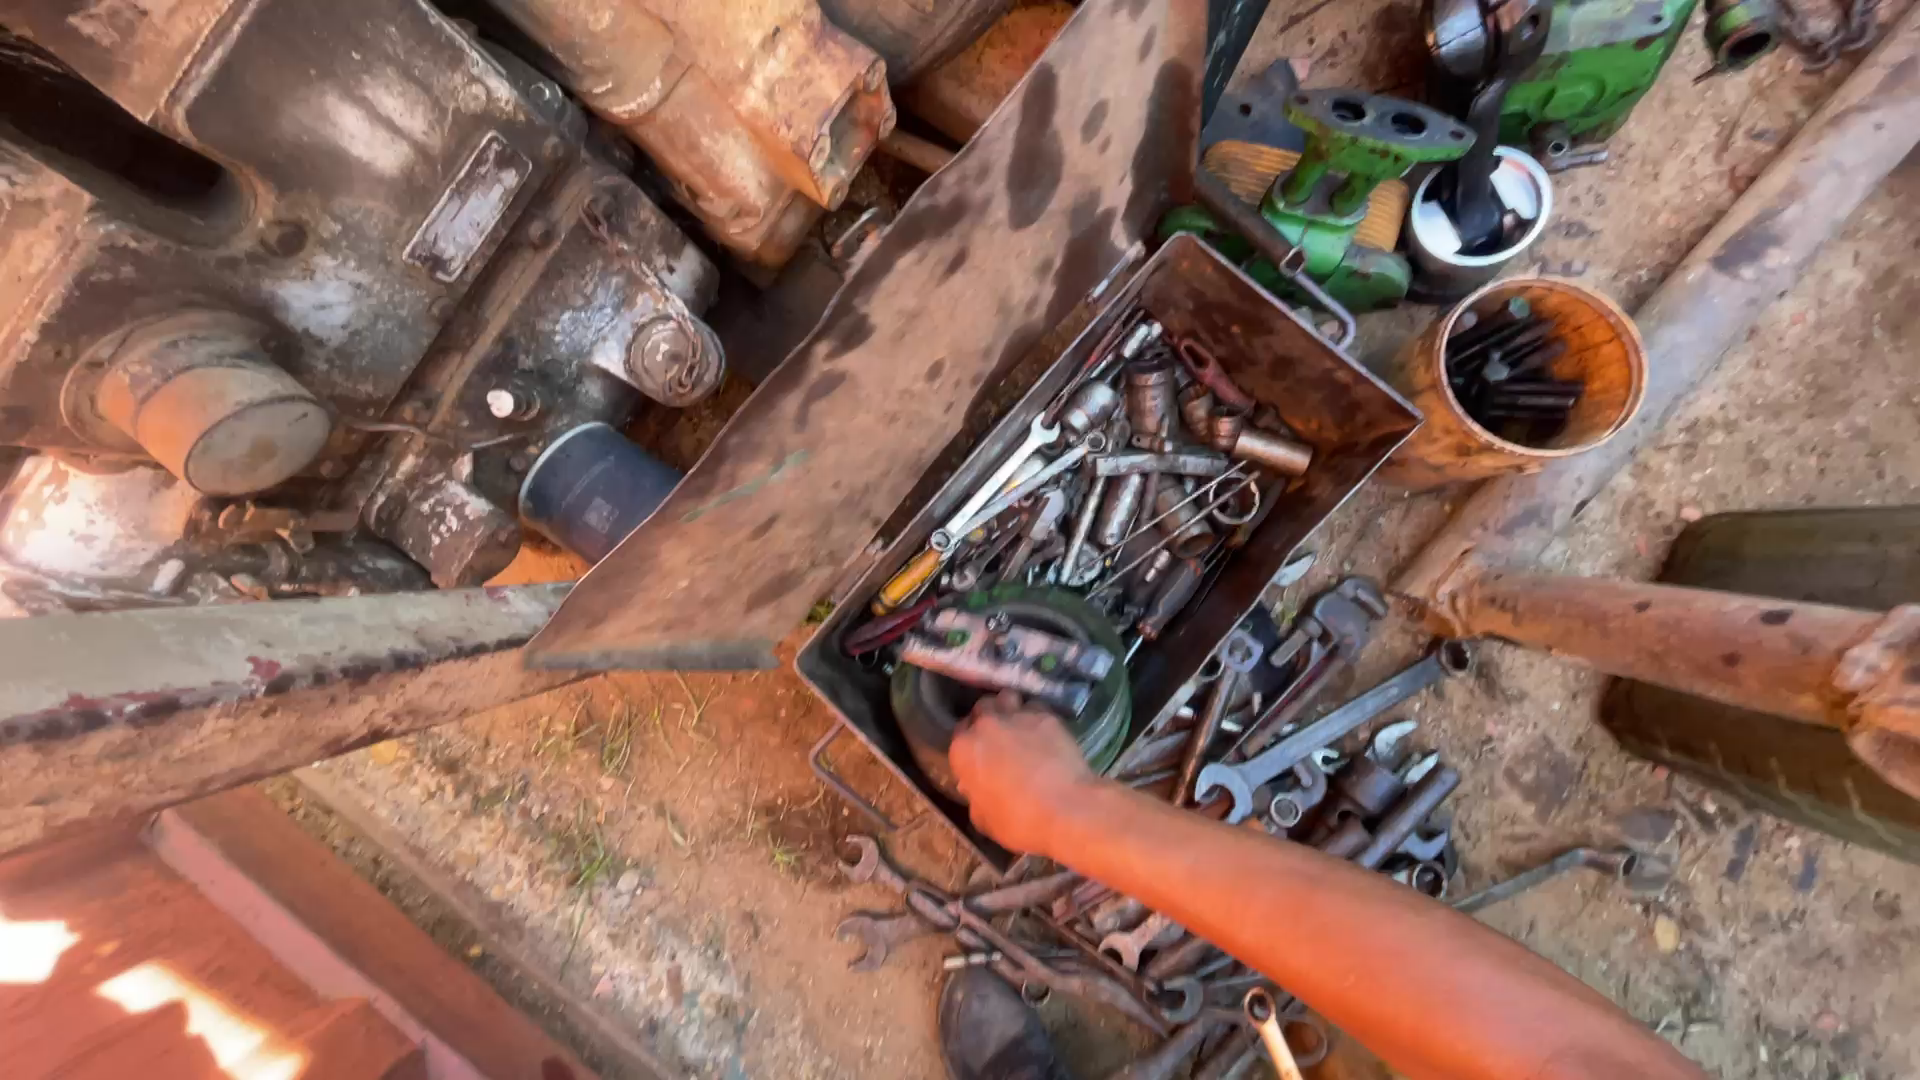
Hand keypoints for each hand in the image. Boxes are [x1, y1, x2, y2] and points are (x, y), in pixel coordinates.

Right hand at [948, 692, 1102, 855]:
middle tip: (999, 736)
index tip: (979, 754)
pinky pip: (1036, 706)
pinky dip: (1037, 715)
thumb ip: (975, 797)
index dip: (970, 742)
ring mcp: (1018, 716)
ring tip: (1019, 724)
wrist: (1067, 809)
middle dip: (987, 718)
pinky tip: (1044, 731)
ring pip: (1008, 698)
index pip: (959, 732)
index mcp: (964, 749)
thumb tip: (978, 790)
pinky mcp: (1047, 715)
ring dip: (1010, 707)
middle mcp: (987, 725)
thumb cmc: (1019, 821)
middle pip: (982, 708)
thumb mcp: (984, 821)